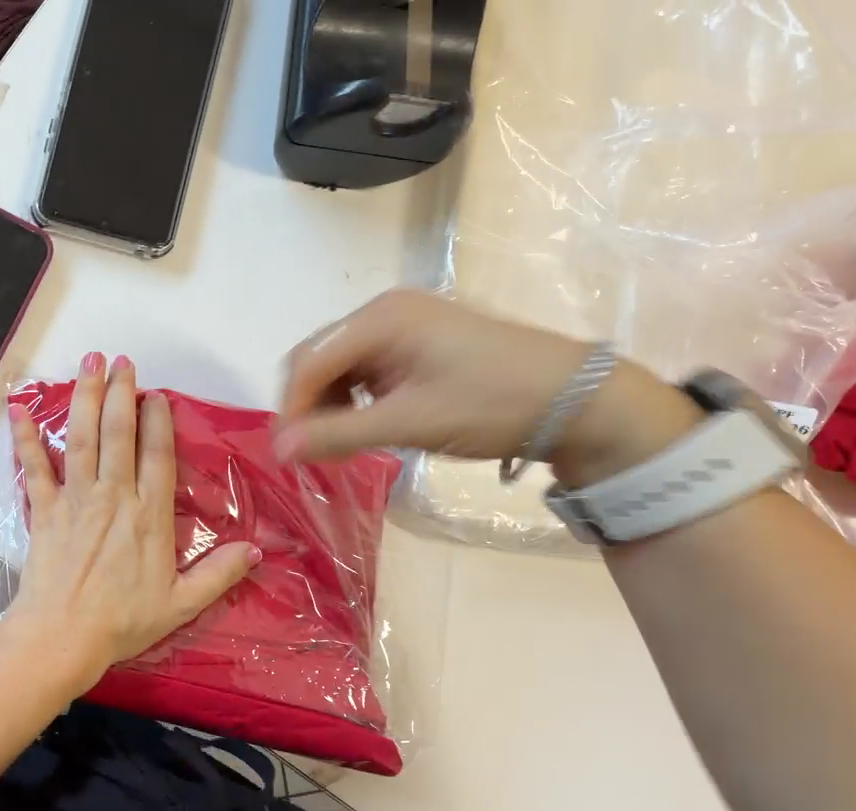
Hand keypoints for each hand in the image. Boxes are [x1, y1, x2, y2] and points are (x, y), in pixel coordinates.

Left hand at [0, 352, 256, 694]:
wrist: (62, 636)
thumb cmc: (122, 622)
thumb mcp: (180, 604)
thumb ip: (217, 575)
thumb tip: (255, 551)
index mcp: (149, 516)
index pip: (157, 456)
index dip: (158, 421)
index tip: (156, 394)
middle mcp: (113, 497)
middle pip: (119, 435)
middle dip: (121, 394)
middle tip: (122, 361)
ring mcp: (75, 500)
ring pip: (82, 439)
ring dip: (85, 398)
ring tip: (88, 363)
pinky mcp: (43, 511)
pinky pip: (34, 469)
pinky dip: (25, 438)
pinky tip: (18, 409)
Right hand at [273, 290, 702, 487]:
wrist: (580, 401)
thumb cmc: (492, 405)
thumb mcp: (408, 423)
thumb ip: (335, 435)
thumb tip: (276, 451)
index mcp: (381, 319)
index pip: (307, 363)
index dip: (292, 409)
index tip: (290, 454)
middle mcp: (385, 311)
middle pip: (317, 360)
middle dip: (308, 406)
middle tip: (316, 450)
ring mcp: (403, 324)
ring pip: (336, 366)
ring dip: (329, 405)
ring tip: (344, 442)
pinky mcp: (417, 342)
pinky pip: (362, 369)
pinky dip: (353, 399)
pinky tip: (368, 423)